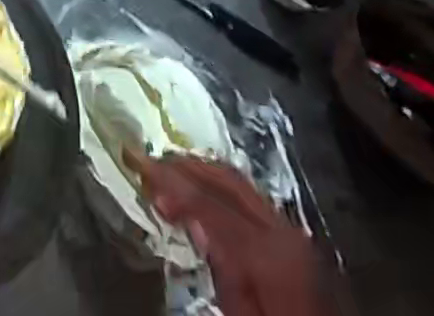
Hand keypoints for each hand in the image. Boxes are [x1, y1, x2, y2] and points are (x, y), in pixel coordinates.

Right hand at [128, 152, 327, 315]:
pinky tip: (199, 189)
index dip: (172, 182)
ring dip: (202, 171)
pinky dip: (219, 184)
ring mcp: (291, 231)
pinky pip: (250, 196)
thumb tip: (190, 220)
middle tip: (149, 161)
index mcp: (268, 253)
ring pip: (240, 183)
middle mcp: (282, 230)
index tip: (140, 166)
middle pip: (227, 181)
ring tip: (167, 169)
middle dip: (186, 166)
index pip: (210, 202)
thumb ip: (222, 272)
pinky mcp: (293, 239)